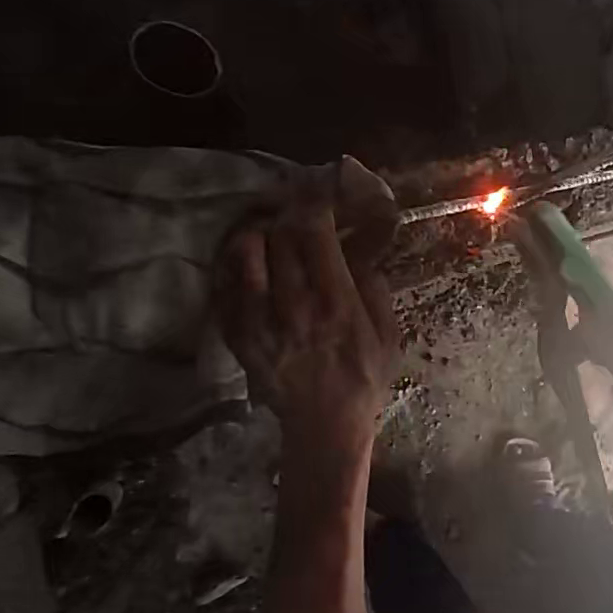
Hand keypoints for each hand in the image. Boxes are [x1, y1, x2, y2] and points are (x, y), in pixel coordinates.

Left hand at [223, 202, 398, 451]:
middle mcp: (294, 306)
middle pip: (279, 235)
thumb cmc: (364, 379)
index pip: (316, 234)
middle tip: (296, 201)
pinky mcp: (238, 335)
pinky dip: (234, 262)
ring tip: (271, 229)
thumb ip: (375, 289)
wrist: (324, 425)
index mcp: (336, 304)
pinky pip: (225, 285)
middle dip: (288, 208)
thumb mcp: (388, 335)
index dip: (316, 200)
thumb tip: (359, 253)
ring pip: (246, 253)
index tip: (321, 186)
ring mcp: (260, 321)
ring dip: (259, 231)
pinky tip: (249, 258)